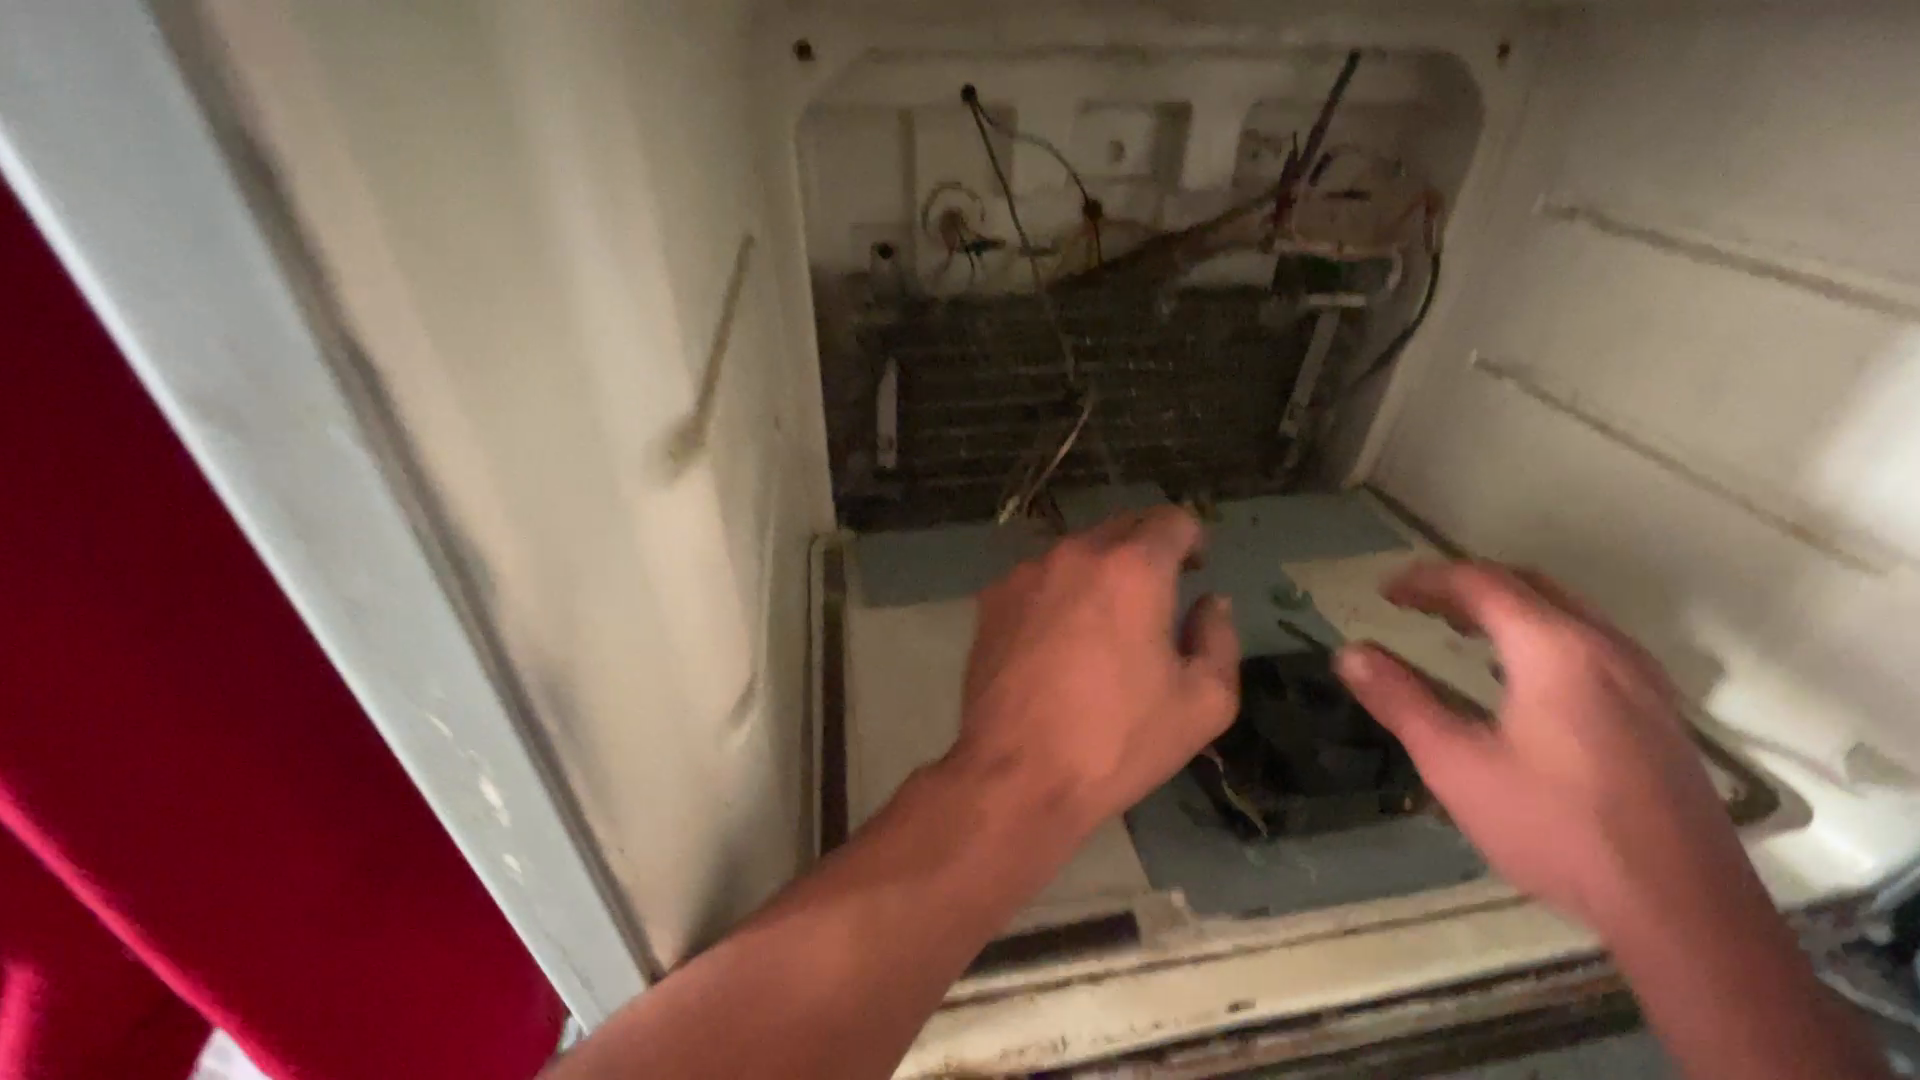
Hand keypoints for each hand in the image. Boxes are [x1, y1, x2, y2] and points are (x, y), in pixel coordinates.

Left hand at [951, 506, 1241, 836]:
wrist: (1018, 775)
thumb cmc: (1118, 741)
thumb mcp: (1204, 703)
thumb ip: (1218, 638)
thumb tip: (1211, 602)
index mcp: (1133, 568)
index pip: (1171, 520)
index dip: (1191, 540)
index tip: (1194, 568)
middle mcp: (1075, 554)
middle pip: (1121, 528)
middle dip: (1146, 551)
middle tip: (1156, 595)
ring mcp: (1025, 575)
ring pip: (1075, 554)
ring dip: (1098, 573)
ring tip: (1103, 624)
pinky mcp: (991, 602)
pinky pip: (1038, 581)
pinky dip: (1057, 595)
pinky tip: (1057, 642)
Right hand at [1334, 561, 1748, 934]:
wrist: (1682, 908)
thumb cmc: (1556, 829)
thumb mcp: (1457, 765)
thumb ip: (1401, 701)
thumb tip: (1349, 653)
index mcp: (1554, 649)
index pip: (1482, 584)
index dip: (1426, 580)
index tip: (1384, 592)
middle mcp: (1605, 646)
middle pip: (1529, 585)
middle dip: (1466, 586)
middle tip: (1417, 606)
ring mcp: (1642, 678)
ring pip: (1567, 612)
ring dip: (1507, 608)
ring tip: (1460, 631)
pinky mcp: (1659, 711)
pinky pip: (1591, 642)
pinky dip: (1542, 634)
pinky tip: (1523, 677)